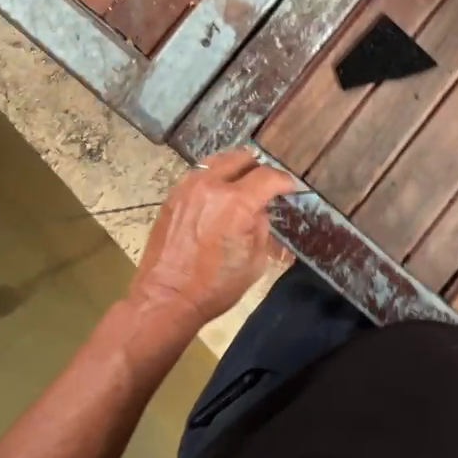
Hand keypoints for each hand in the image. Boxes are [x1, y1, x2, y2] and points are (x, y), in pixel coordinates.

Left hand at [129, 148, 297, 330]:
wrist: (166, 298)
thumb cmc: (216, 286)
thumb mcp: (255, 260)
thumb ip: (261, 225)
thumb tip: (258, 209)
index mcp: (237, 203)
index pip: (268, 176)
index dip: (284, 180)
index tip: (290, 188)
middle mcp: (212, 186)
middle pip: (243, 159)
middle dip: (259, 170)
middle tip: (265, 186)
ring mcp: (188, 187)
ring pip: (219, 160)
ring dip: (235, 168)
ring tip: (242, 183)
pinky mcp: (173, 195)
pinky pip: (199, 173)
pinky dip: (214, 177)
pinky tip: (217, 192)